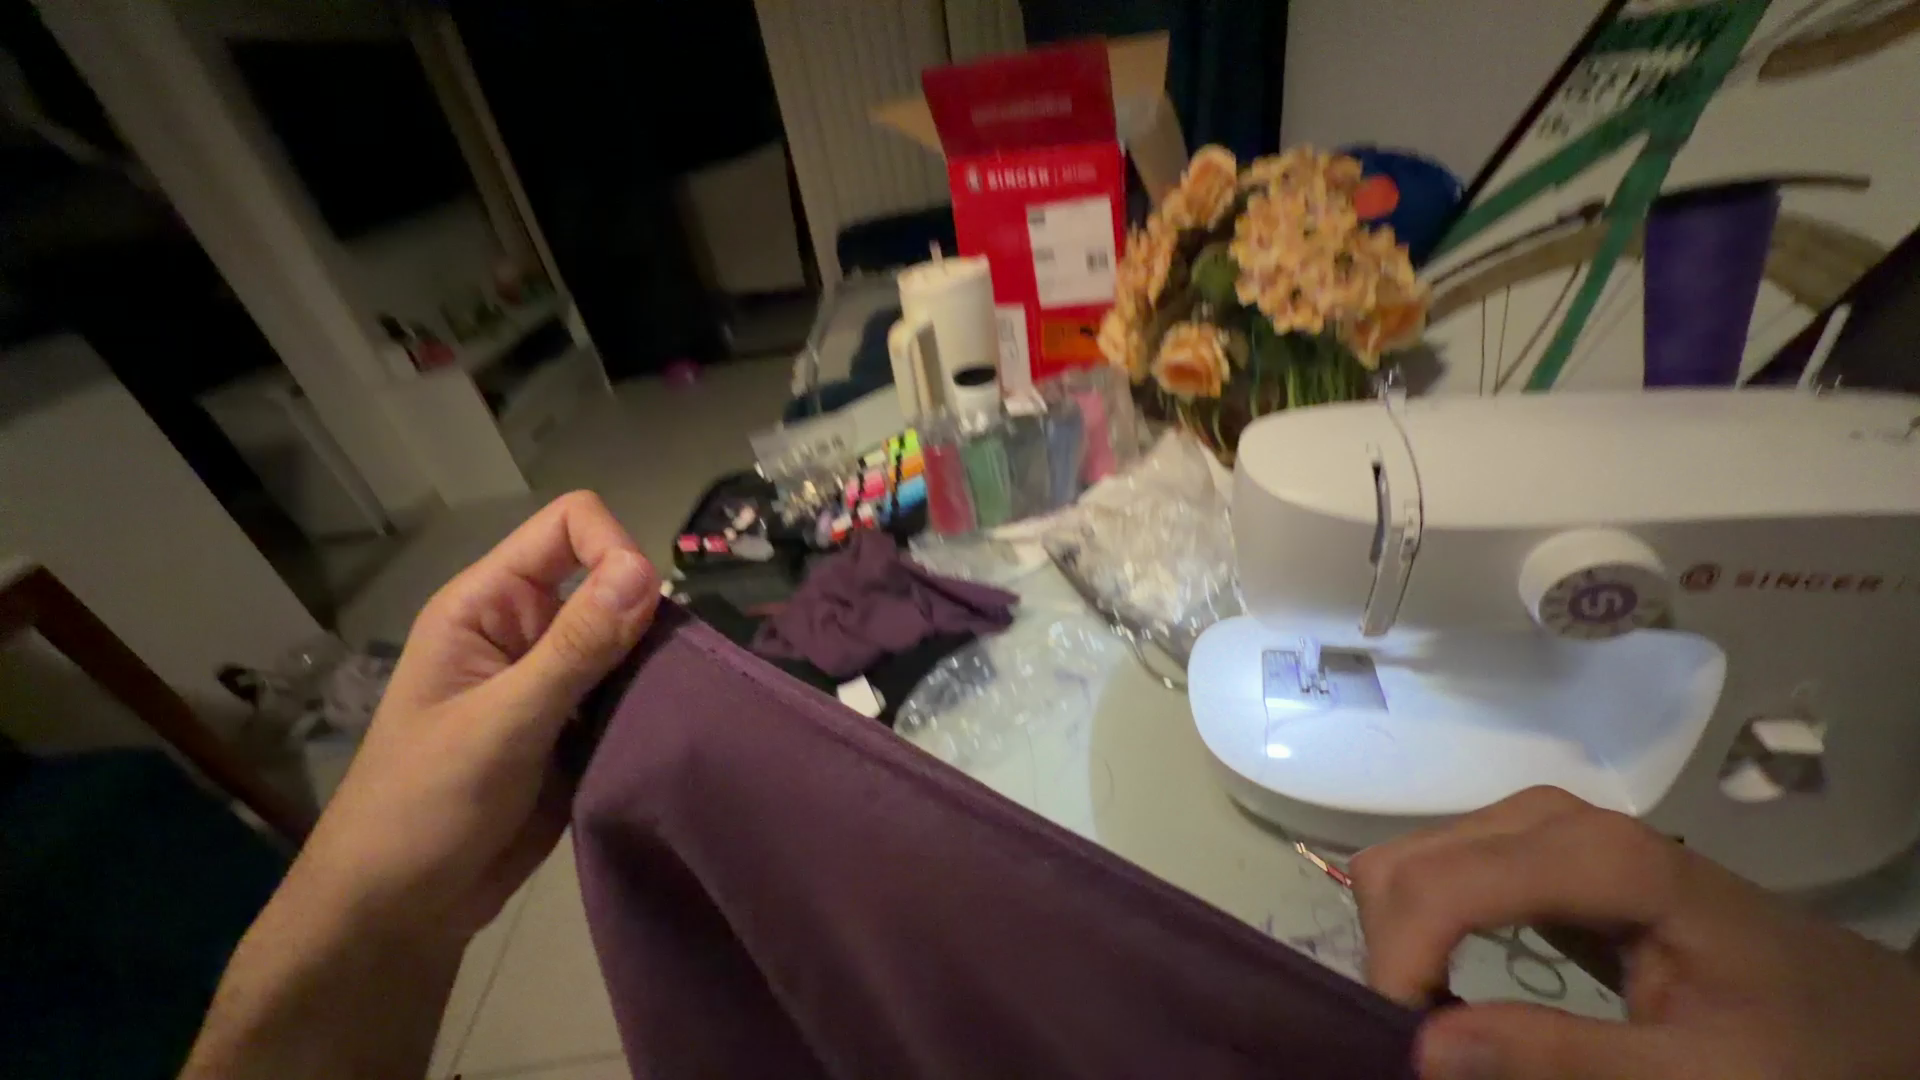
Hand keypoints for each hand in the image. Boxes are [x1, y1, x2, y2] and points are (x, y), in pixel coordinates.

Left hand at [291, 491, 659, 942]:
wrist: (404, 911)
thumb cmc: (425, 807)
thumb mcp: (501, 723)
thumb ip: (576, 647)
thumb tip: (645, 569)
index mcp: (489, 604)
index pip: (570, 526)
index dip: (613, 549)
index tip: (639, 612)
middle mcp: (527, 627)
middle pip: (609, 576)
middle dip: (644, 611)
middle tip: (655, 672)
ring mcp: (556, 675)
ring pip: (631, 632)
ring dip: (655, 657)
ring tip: (665, 701)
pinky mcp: (581, 718)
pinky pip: (634, 682)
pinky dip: (654, 694)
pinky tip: (663, 723)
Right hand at [1351, 786, 1919, 1079]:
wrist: (1862, 1002)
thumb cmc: (1800, 1041)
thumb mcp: (1706, 1078)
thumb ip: (1567, 1060)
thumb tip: (1422, 1051)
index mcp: (1594, 855)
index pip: (1440, 887)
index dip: (1401, 962)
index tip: (1410, 1048)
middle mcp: (1542, 814)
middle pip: (1407, 867)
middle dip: (1392, 954)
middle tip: (1424, 1039)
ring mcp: (1528, 818)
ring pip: (1404, 862)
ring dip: (1398, 940)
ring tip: (1435, 1013)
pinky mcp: (1520, 837)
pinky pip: (1429, 866)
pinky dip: (1416, 924)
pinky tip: (1447, 976)